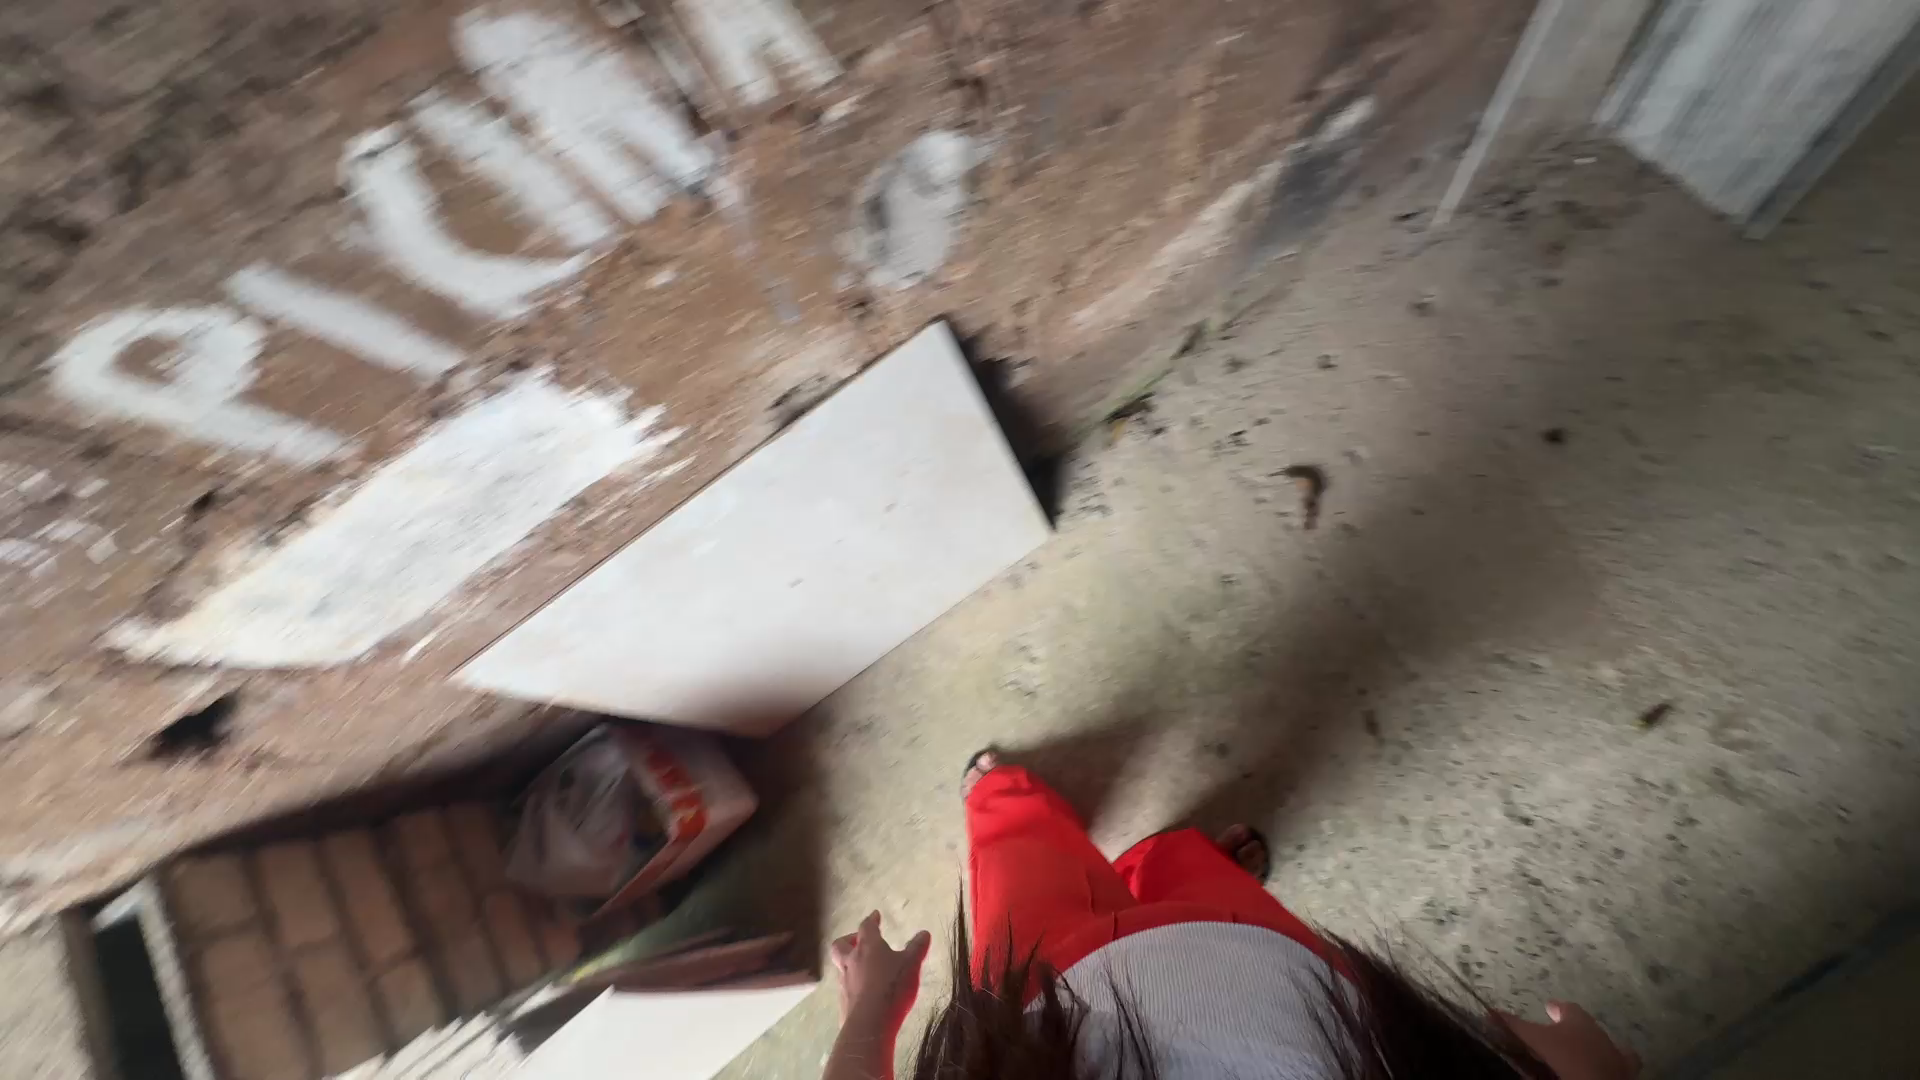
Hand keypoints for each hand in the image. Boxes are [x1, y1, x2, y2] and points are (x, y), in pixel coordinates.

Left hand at [830, 911, 930, 1031]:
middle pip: (840, 945)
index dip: (871, 920)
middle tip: (858, 942)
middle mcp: (852, 961)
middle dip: (848, 940)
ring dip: (851, 965)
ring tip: (866, 971)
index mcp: (868, 947)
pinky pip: (846, 989)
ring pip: (841, 968)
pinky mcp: (843, 1004)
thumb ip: (917, 948)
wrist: (870, 1025)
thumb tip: (924, 933)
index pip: (866, 927)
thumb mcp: (911, 964)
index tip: (875, 915)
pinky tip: (865, 994)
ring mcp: (844, 983)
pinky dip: (854, 987)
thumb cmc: (892, 987)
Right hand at [1498, 1001, 1641, 1079]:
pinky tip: (1602, 1065)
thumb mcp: (1534, 1038)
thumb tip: (1490, 1010)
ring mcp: (1615, 1052)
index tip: (1548, 1009)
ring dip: (1594, 1044)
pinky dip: (1612, 1063)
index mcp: (1578, 1018)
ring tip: (1581, 1050)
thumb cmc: (1565, 1055)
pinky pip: (1621, 1064)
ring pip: (1605, 1043)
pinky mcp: (1625, 1071)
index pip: (1567, 1006)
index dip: (1556, 1007)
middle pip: (1585, 1023)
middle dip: (1573, 1026)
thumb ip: (1514, 1024)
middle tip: (1558, 1031)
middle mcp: (1598, 1030)